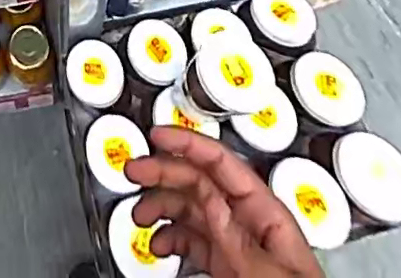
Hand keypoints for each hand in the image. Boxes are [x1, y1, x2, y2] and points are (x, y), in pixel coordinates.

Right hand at [124, 127, 323, 277]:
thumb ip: (240, 240)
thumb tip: (209, 199)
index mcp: (267, 215)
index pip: (223, 163)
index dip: (188, 143)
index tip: (157, 135)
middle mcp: (247, 223)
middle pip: (198, 181)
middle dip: (162, 172)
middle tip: (133, 171)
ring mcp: (235, 246)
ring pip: (189, 208)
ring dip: (159, 206)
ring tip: (139, 216)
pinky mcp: (225, 268)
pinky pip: (190, 241)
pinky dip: (168, 238)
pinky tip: (158, 245)